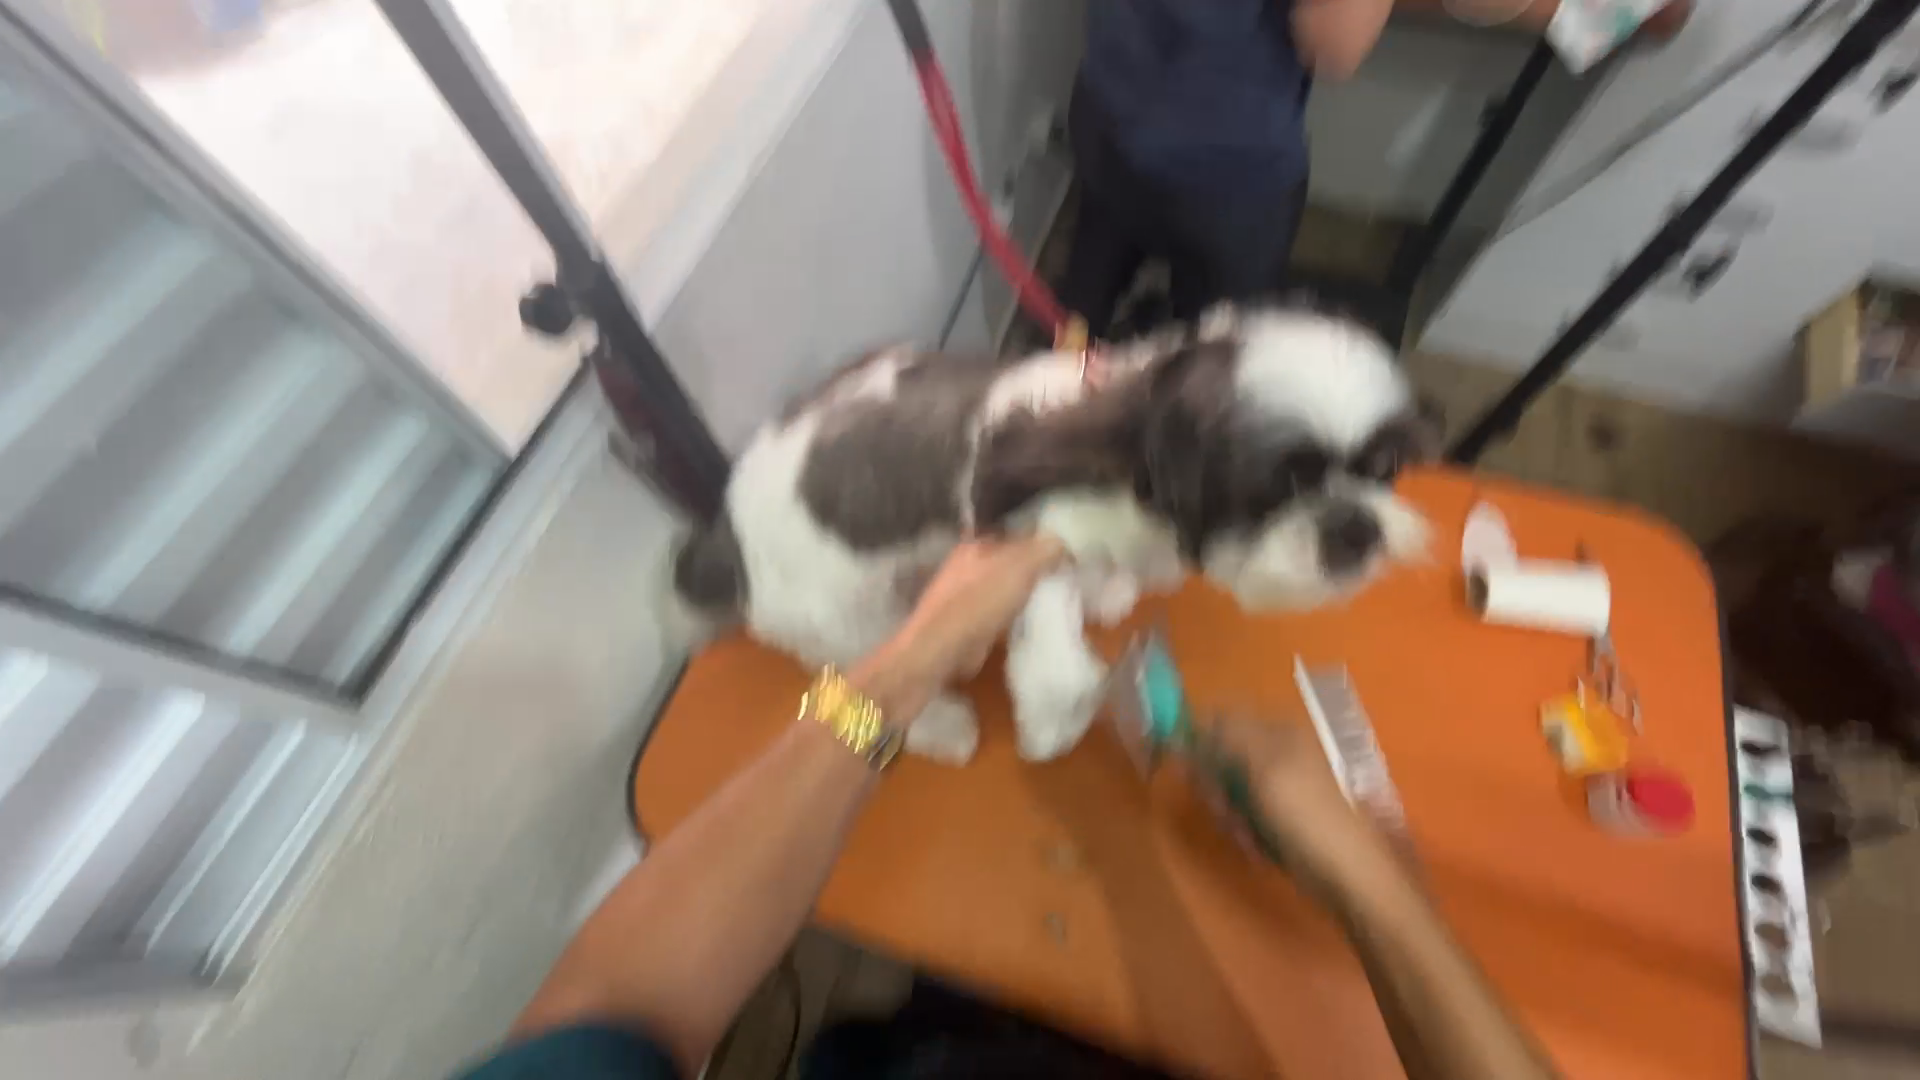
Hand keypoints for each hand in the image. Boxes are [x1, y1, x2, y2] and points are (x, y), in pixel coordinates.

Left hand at [852, 535, 1066, 715]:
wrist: (942, 648)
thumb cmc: (980, 601)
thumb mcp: (1020, 567)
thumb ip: (1044, 550)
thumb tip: (1063, 543)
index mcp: (977, 544)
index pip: (1017, 533)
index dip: (1043, 542)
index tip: (1068, 555)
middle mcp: (968, 565)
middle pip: (1011, 561)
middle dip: (1035, 570)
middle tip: (1065, 580)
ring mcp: (964, 595)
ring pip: (1006, 588)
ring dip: (1026, 595)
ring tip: (1055, 601)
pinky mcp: (967, 623)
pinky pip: (1000, 613)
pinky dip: (1015, 616)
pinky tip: (1032, 622)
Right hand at [1199, 715, 1394, 888]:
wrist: (1348, 876)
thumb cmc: (1306, 816)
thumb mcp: (1264, 767)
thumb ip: (1227, 738)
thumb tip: (1193, 721)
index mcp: (1277, 732)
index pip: (1222, 720)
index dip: (1201, 740)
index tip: (1191, 769)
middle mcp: (1276, 753)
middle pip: (1221, 755)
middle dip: (1215, 784)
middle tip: (1221, 809)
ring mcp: (1278, 786)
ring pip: (1229, 787)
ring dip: (1228, 812)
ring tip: (1242, 834)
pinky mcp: (1278, 816)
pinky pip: (1244, 812)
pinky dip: (1243, 828)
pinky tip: (1254, 845)